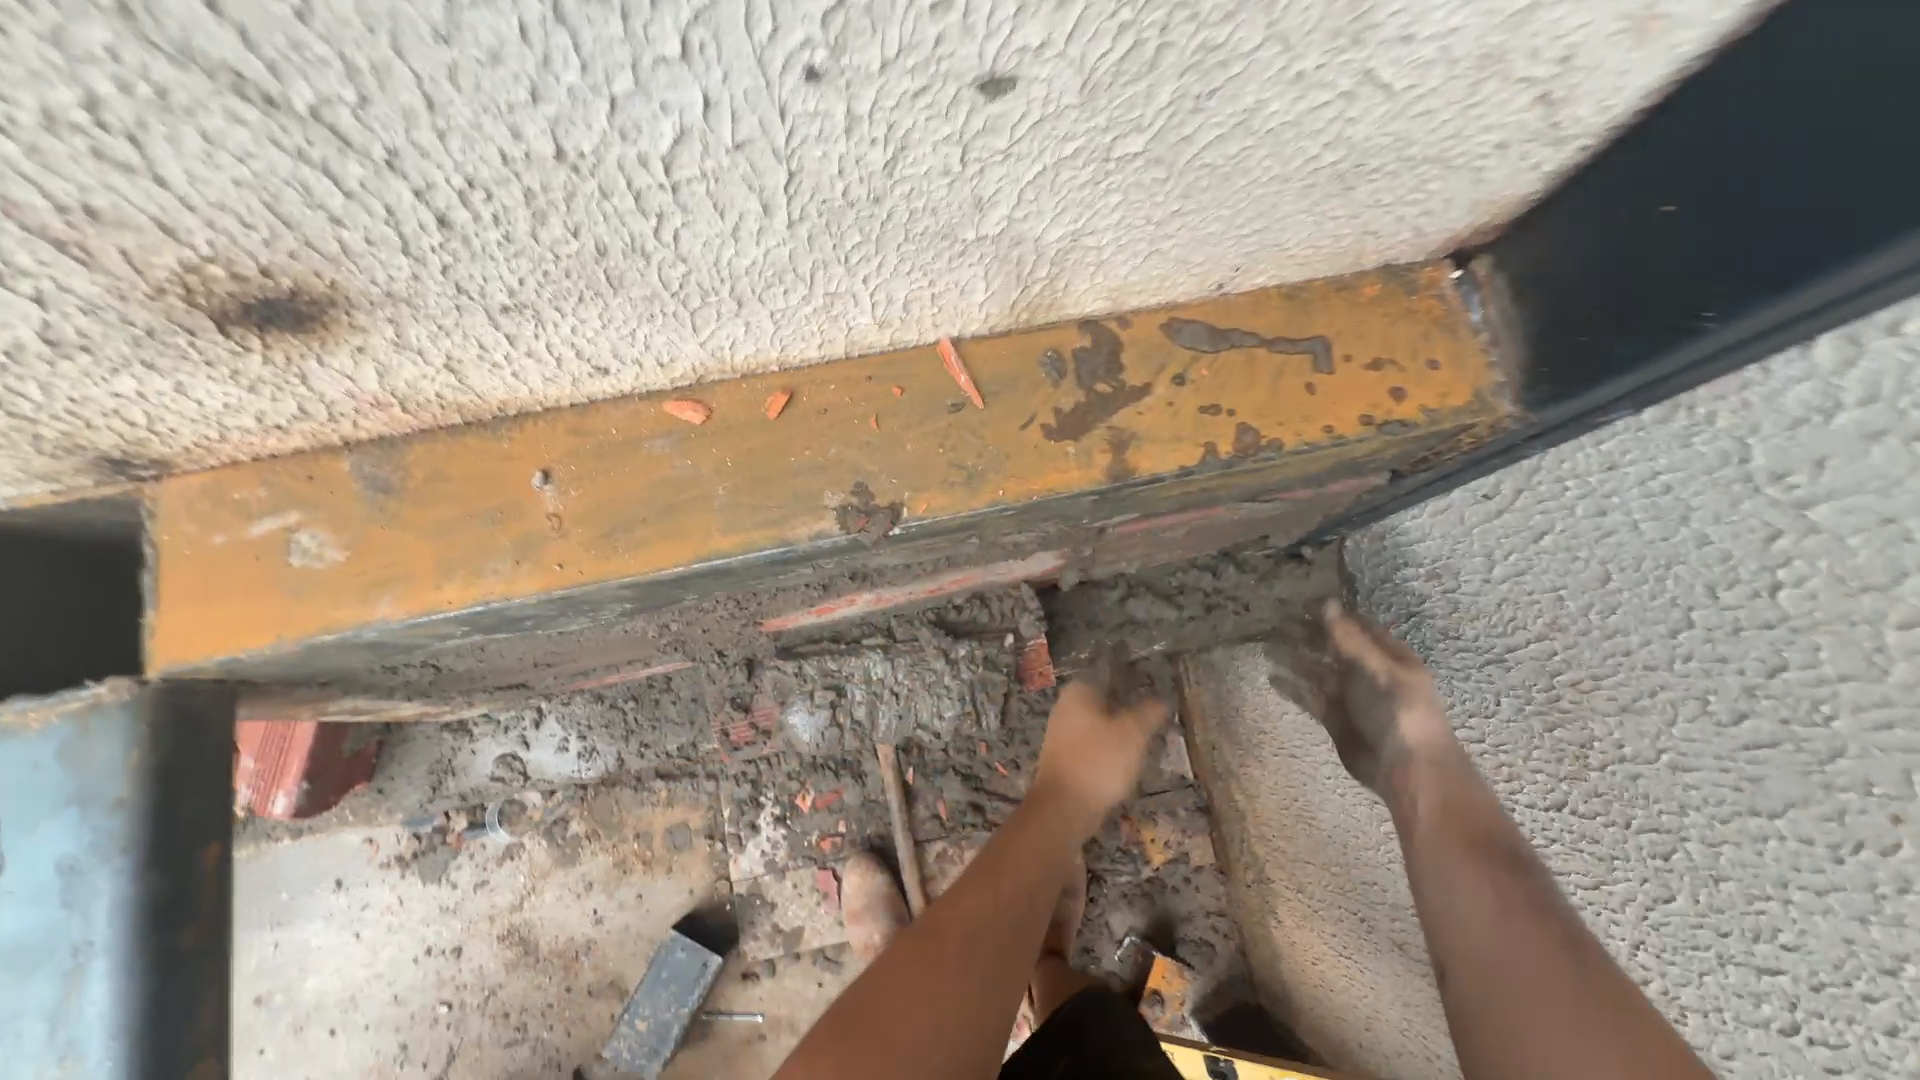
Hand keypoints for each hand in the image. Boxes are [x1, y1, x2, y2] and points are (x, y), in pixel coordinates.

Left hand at [1030, 678, 1167, 838]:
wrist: (1063, 807)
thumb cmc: (1099, 761)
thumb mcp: (1133, 733)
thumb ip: (1149, 712)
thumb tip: (1163, 698)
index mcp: (1079, 691)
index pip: (1111, 674)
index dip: (1135, 680)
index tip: (1159, 689)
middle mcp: (1067, 707)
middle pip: (1107, 701)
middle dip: (1132, 709)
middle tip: (1161, 718)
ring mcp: (1064, 734)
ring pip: (1102, 725)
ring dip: (1124, 732)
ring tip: (1152, 741)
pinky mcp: (1066, 759)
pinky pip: (1096, 747)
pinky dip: (1113, 751)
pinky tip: (1131, 762)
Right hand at [1272, 599, 1456, 796]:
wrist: (1406, 768)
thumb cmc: (1398, 711)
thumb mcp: (1377, 669)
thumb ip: (1348, 638)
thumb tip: (1326, 602)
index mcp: (1387, 656)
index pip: (1357, 626)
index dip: (1332, 614)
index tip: (1302, 603)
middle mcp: (1367, 672)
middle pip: (1333, 647)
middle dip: (1308, 634)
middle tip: (1278, 623)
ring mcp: (1349, 696)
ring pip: (1317, 670)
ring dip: (1295, 658)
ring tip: (1268, 645)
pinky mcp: (1334, 718)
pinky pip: (1309, 697)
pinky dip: (1291, 688)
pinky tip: (1272, 678)